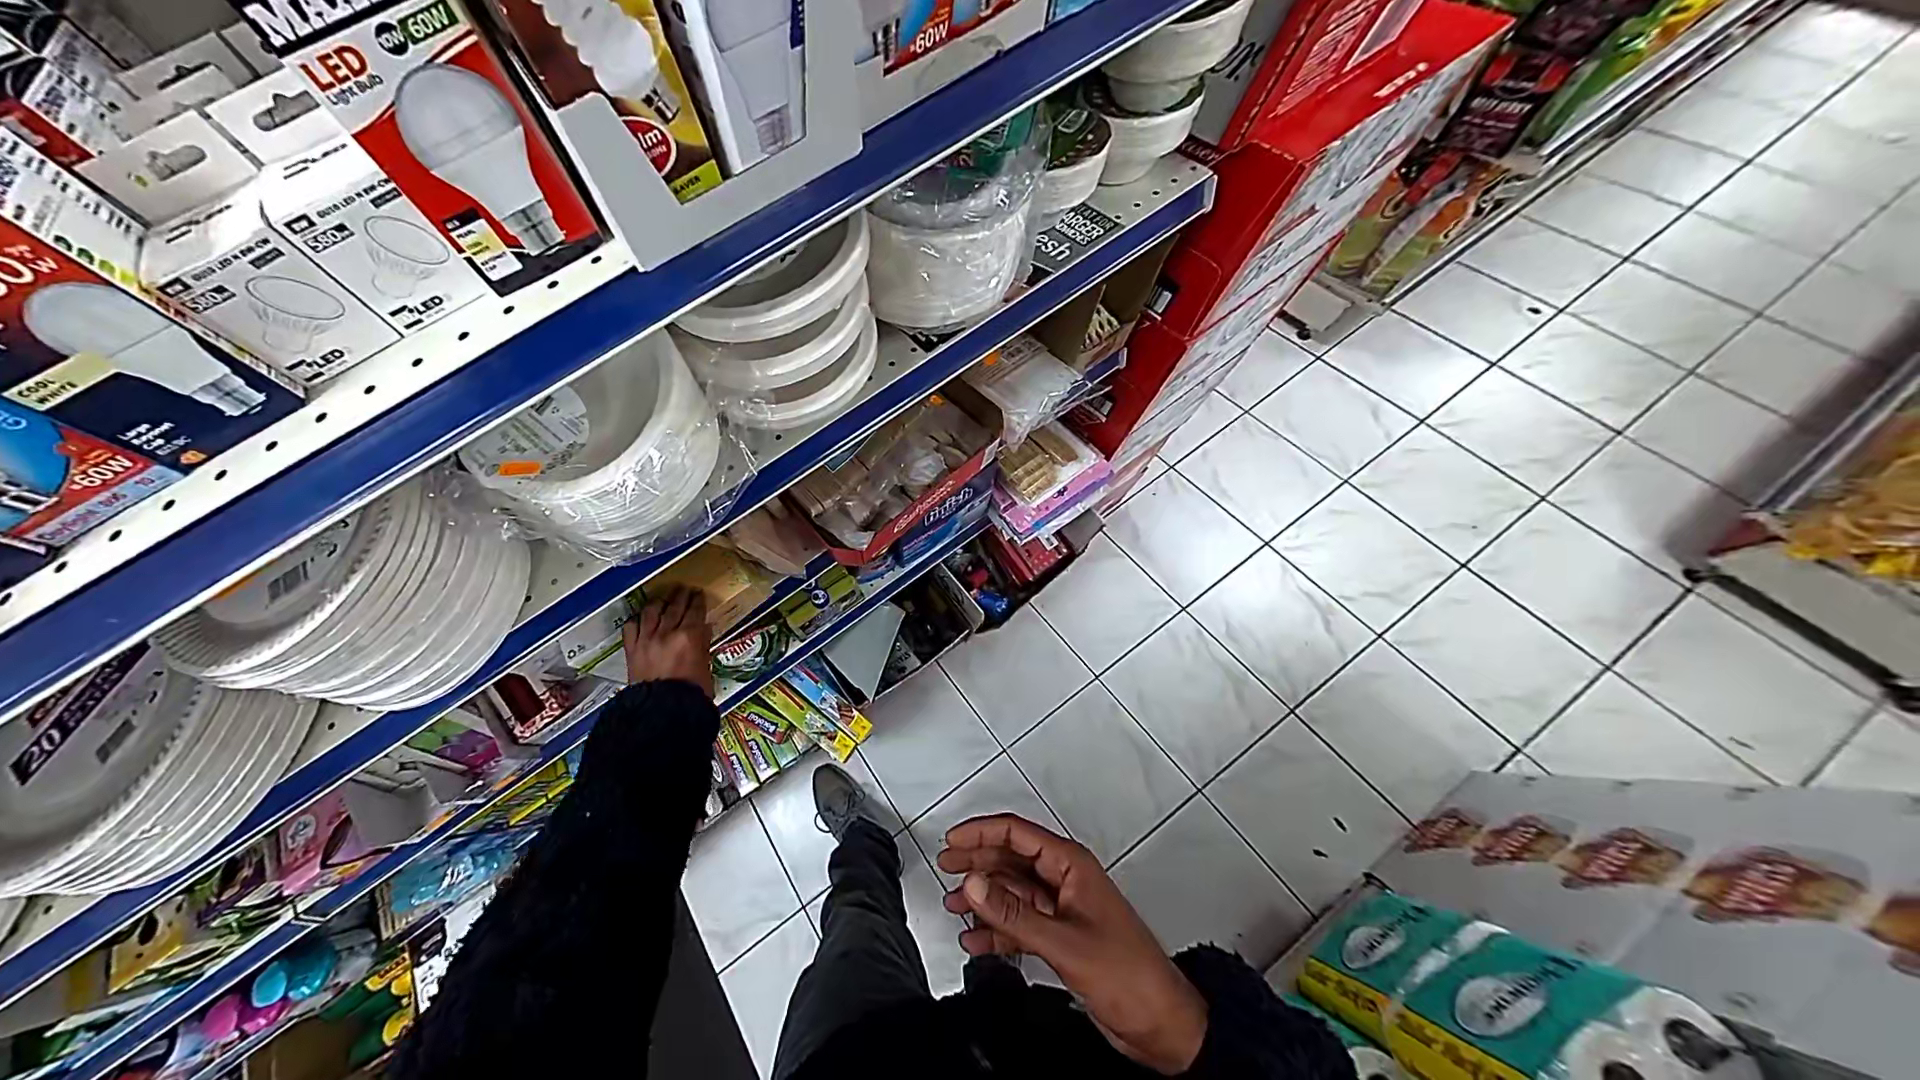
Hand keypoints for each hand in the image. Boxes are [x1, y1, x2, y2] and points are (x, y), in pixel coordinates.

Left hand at [622, 587, 712, 697]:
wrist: (662, 711)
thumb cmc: (690, 694)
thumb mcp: (705, 667)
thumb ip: (702, 646)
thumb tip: (703, 632)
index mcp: (690, 637)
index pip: (695, 611)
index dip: (698, 601)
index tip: (699, 594)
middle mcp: (667, 633)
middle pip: (675, 607)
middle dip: (681, 596)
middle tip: (684, 589)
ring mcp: (647, 639)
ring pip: (652, 612)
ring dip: (659, 601)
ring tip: (664, 596)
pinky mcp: (632, 649)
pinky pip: (631, 627)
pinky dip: (637, 619)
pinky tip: (640, 616)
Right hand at [938, 814, 1206, 1073]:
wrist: (1161, 1023)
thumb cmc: (1131, 975)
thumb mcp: (1063, 942)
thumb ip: (1013, 913)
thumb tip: (974, 883)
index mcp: (1071, 864)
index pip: (1017, 833)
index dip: (981, 832)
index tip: (953, 840)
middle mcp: (1065, 879)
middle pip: (1011, 857)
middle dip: (977, 861)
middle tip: (946, 865)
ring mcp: (1061, 907)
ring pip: (1012, 890)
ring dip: (983, 898)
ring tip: (955, 905)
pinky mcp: (1060, 935)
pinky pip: (1019, 921)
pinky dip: (996, 928)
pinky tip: (978, 939)